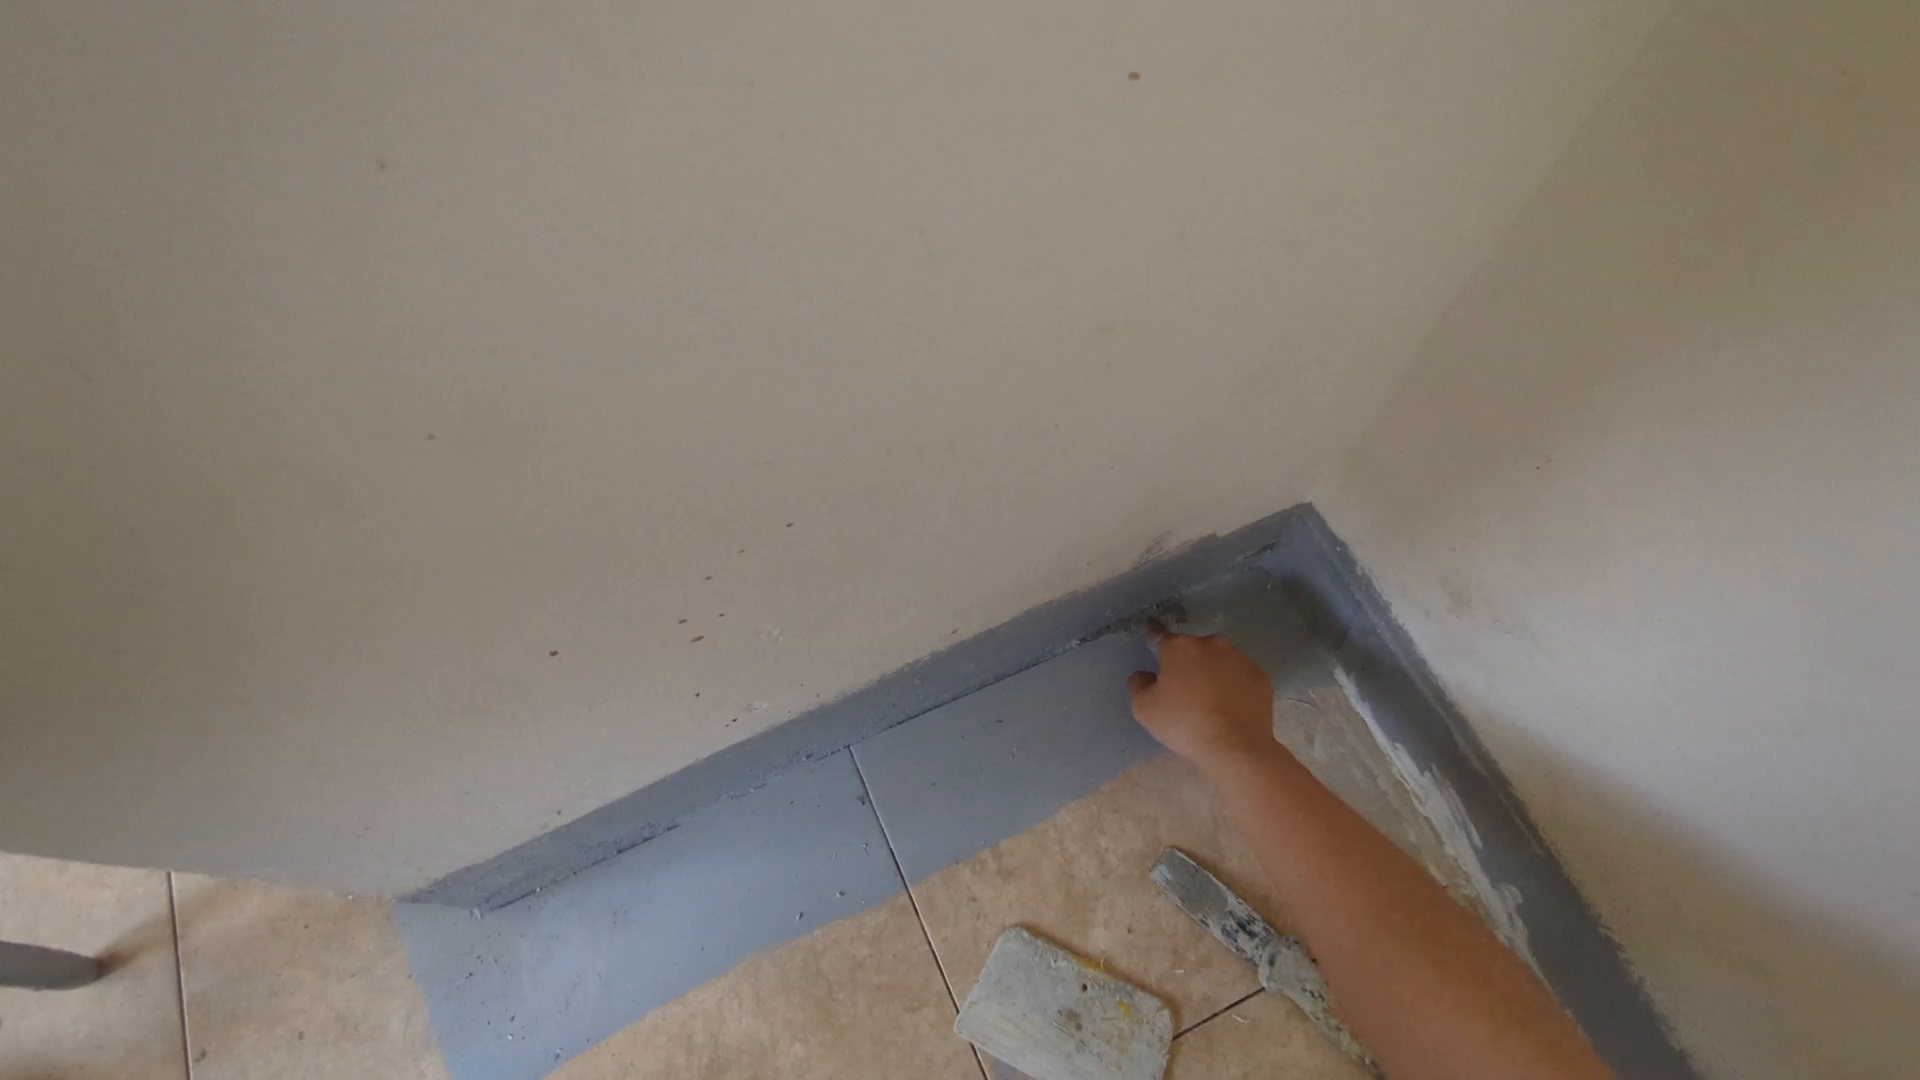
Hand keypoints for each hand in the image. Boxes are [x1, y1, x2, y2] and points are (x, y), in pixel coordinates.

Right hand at [1127, 623, 1280, 774]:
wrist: (1236, 746)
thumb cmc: (1185, 723)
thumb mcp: (1144, 709)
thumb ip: (1138, 684)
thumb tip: (1145, 675)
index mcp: (1178, 647)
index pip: (1159, 634)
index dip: (1153, 636)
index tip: (1151, 637)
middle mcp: (1210, 644)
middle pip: (1191, 648)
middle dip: (1186, 661)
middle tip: (1183, 688)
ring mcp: (1239, 658)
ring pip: (1218, 660)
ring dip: (1211, 672)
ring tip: (1209, 700)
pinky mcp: (1260, 676)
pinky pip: (1239, 676)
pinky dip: (1233, 685)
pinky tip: (1230, 707)